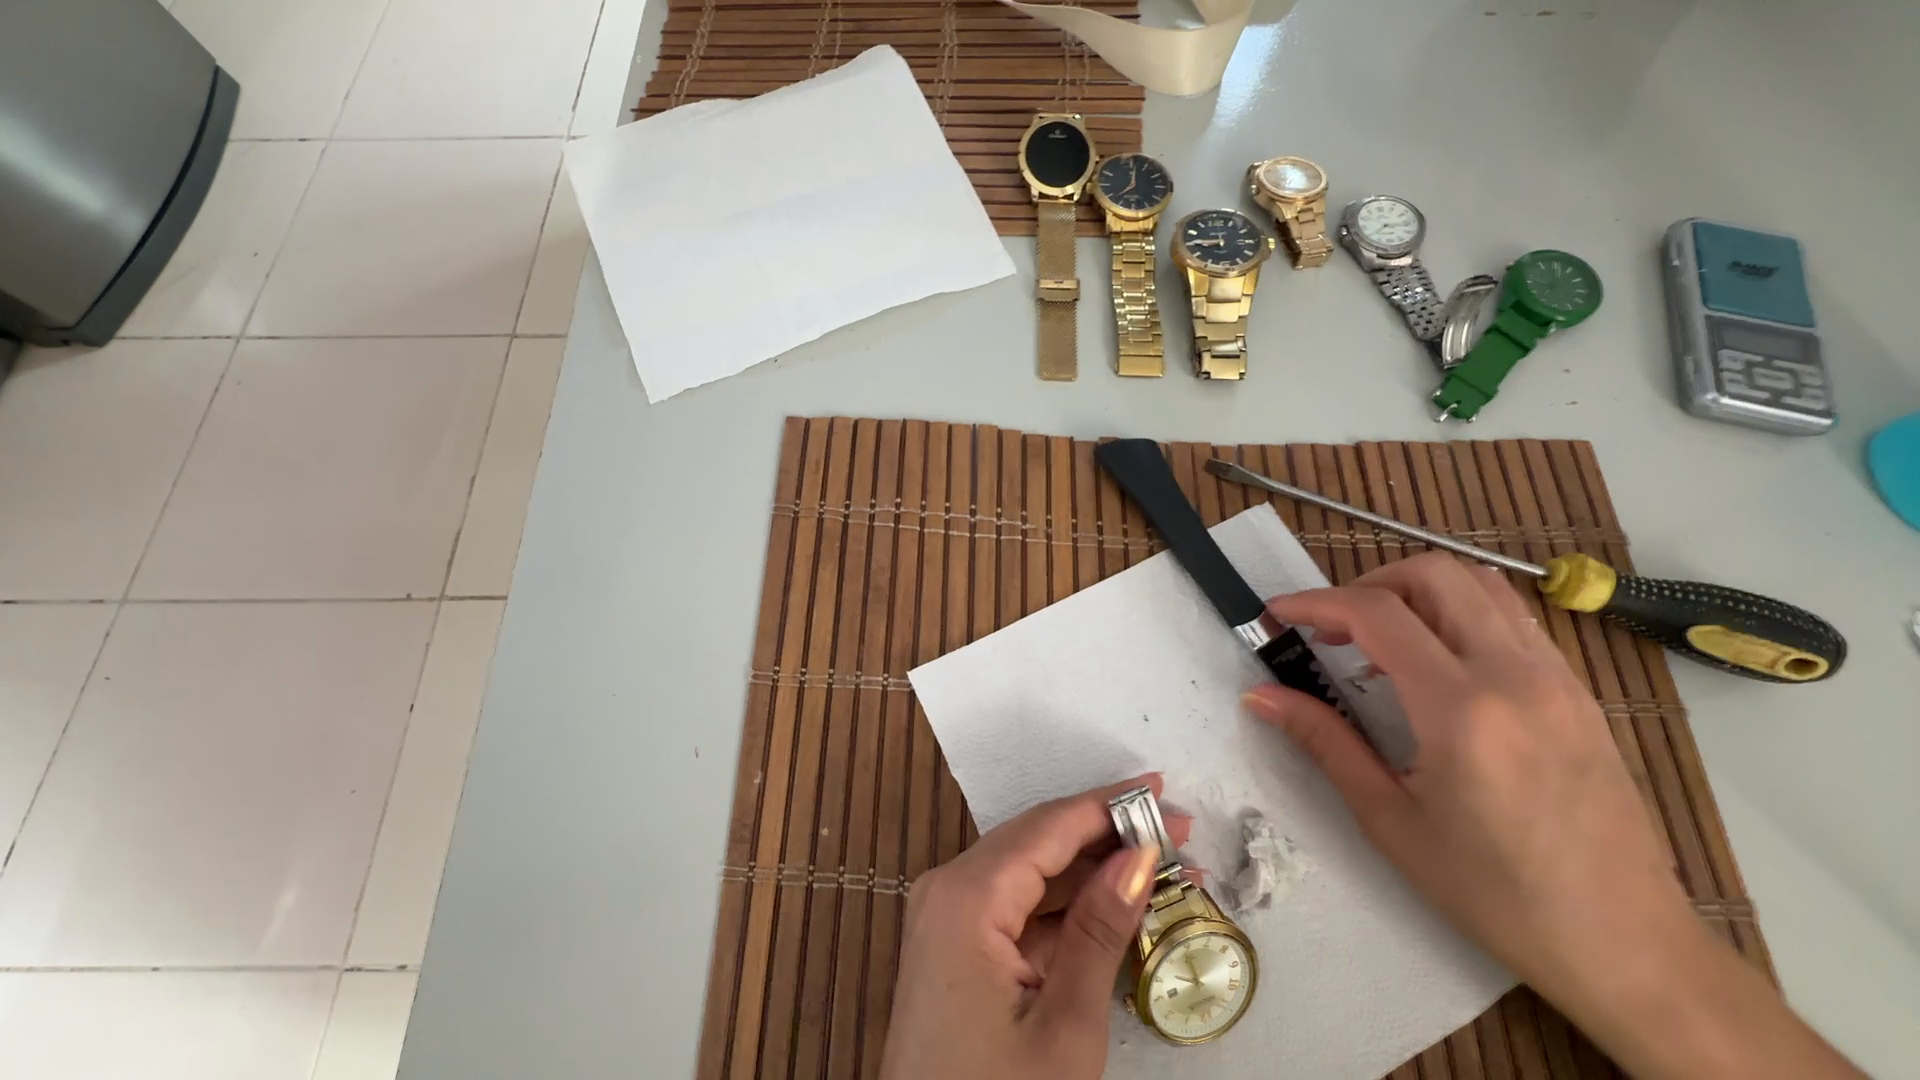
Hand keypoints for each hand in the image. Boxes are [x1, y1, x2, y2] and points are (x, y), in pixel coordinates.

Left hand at [878, 776, 1183, 1079]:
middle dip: (1108, 833)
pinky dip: (1067, 908)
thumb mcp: (1064, 1024)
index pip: (1048, 826)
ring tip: (1163, 868)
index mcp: (966, 896)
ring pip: (1031, 872)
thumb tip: (1138, 855)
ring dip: (1093, 870)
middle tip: (1177, 830)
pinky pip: (1017, 908)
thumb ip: (1100, 930)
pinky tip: (1117, 909)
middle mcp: (947, 890)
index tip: (1163, 789)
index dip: (1108, 804)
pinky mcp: (954, 946)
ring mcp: (947, 918)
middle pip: (1038, 841)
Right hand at [1241, 553, 1684, 991]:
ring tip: (1381, 638)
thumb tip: (1260, 696)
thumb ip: (1324, 742)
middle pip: (1435, 574)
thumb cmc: (1494, 893)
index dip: (1316, 602)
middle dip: (1369, 583)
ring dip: (1418, 592)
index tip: (1277, 615)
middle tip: (1332, 627)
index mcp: (1462, 709)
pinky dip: (1461, 613)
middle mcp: (1515, 674)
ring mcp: (1557, 677)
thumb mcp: (1391, 820)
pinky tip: (1438, 663)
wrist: (1625, 942)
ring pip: (1481, 585)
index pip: (1377, 614)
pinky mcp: (1580, 692)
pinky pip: (1513, 619)